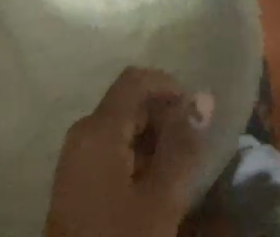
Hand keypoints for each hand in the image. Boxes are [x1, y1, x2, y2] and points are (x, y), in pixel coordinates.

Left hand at [45, 68, 214, 236]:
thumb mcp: (161, 200)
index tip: (199, 118)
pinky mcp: (77, 180)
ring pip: (122, 129)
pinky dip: (137, 160)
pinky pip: (111, 151)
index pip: (136, 80)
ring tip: (180, 175)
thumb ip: (182, 146)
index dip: (171, 88)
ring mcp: (76, 156)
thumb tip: (203, 97)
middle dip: (165, 119)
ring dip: (154, 143)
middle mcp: (82, 131)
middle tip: (195, 154)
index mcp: (99, 128)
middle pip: (129, 103)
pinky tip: (155, 189)